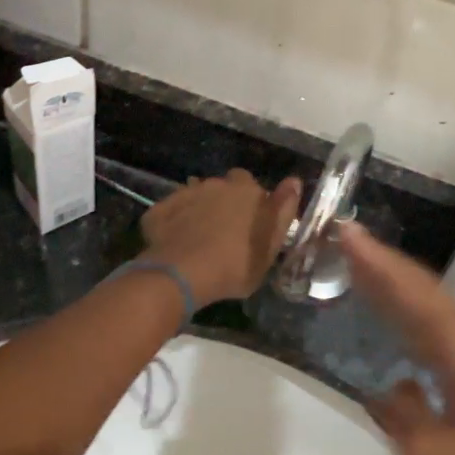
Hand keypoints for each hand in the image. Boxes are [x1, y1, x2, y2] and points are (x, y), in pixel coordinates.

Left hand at [139, 170, 301, 303]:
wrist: (182, 274)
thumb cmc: (236, 265)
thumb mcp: (270, 247)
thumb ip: (283, 211)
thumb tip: (294, 181)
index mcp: (247, 191)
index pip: (253, 186)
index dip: (252, 204)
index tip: (250, 225)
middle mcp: (217, 184)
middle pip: (224, 187)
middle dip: (225, 201)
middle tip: (225, 230)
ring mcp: (186, 194)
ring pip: (196, 195)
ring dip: (200, 209)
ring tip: (199, 237)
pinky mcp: (160, 209)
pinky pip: (170, 211)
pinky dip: (173, 222)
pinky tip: (175, 242)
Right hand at [340, 224, 454, 454]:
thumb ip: (401, 415)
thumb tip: (390, 389)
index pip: (412, 289)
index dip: (375, 260)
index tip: (347, 229)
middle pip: (428, 293)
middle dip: (386, 270)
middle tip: (348, 244)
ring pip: (444, 313)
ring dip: (406, 297)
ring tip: (366, 279)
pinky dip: (427, 324)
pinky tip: (410, 330)